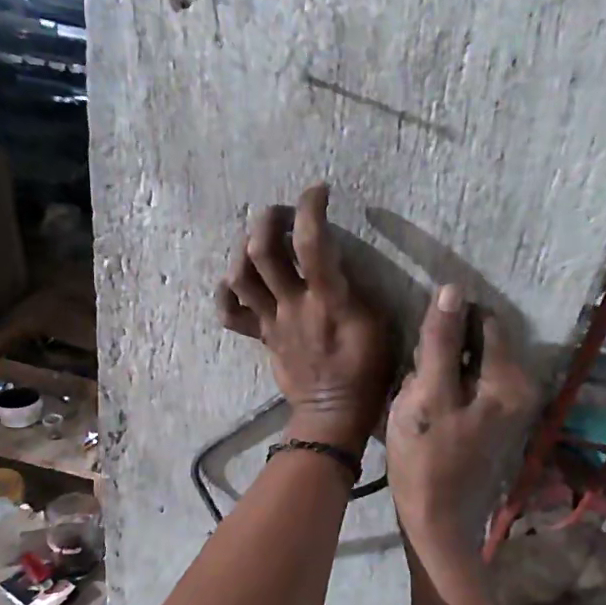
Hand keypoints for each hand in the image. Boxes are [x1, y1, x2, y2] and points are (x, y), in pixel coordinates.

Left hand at [216, 186, 391, 455]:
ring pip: (239, 276)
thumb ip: (356, 290)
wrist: (333, 414)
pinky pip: (230, 313)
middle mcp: (292, 305)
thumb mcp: (379, 326)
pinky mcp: (261, 336)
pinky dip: (227, 292)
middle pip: (262, 251)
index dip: (311, 209)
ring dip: (244, 247)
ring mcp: (272, 321)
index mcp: (327, 301)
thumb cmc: (367, 370)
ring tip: (259, 237)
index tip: (319, 190)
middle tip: (282, 211)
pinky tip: (237, 280)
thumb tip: (338, 264)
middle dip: (267, 219)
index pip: (312, 244)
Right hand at [386, 285, 536, 543]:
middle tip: (417, 373)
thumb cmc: (427, 458)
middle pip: (481, 339)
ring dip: (444, 364)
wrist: (437, 520)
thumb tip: (452, 289)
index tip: (421, 339)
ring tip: (420, 391)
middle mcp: (521, 387)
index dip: (451, 318)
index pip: (485, 320)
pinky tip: (428, 403)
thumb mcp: (427, 395)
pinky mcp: (494, 418)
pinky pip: (471, 382)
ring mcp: (509, 405)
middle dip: (447, 345)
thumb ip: (440, 342)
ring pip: (472, 360)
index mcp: (511, 379)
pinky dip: (449, 383)